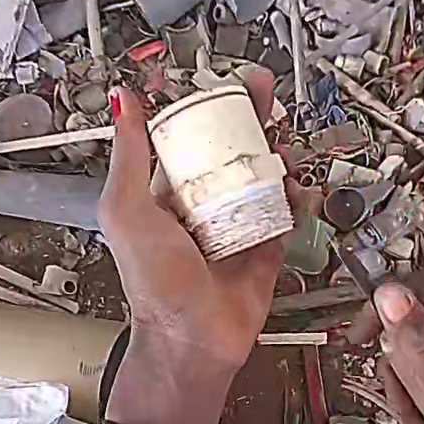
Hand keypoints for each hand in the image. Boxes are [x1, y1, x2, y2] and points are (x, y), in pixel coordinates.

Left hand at [102, 69, 297, 377]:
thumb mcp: (126, 210)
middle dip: (252, 121)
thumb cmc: (153, 282)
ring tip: (283, 148)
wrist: (193, 336)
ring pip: (265, 177)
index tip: (225, 86)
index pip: (192, 138)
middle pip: (234, 151)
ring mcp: (237, 225)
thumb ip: (129, 155)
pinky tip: (299, 187)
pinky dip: (298, 197)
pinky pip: (288, 213)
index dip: (210, 109)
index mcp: (168, 194)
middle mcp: (204, 206)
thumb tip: (124, 102)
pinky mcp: (266, 246)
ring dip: (278, 156)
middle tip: (266, 97)